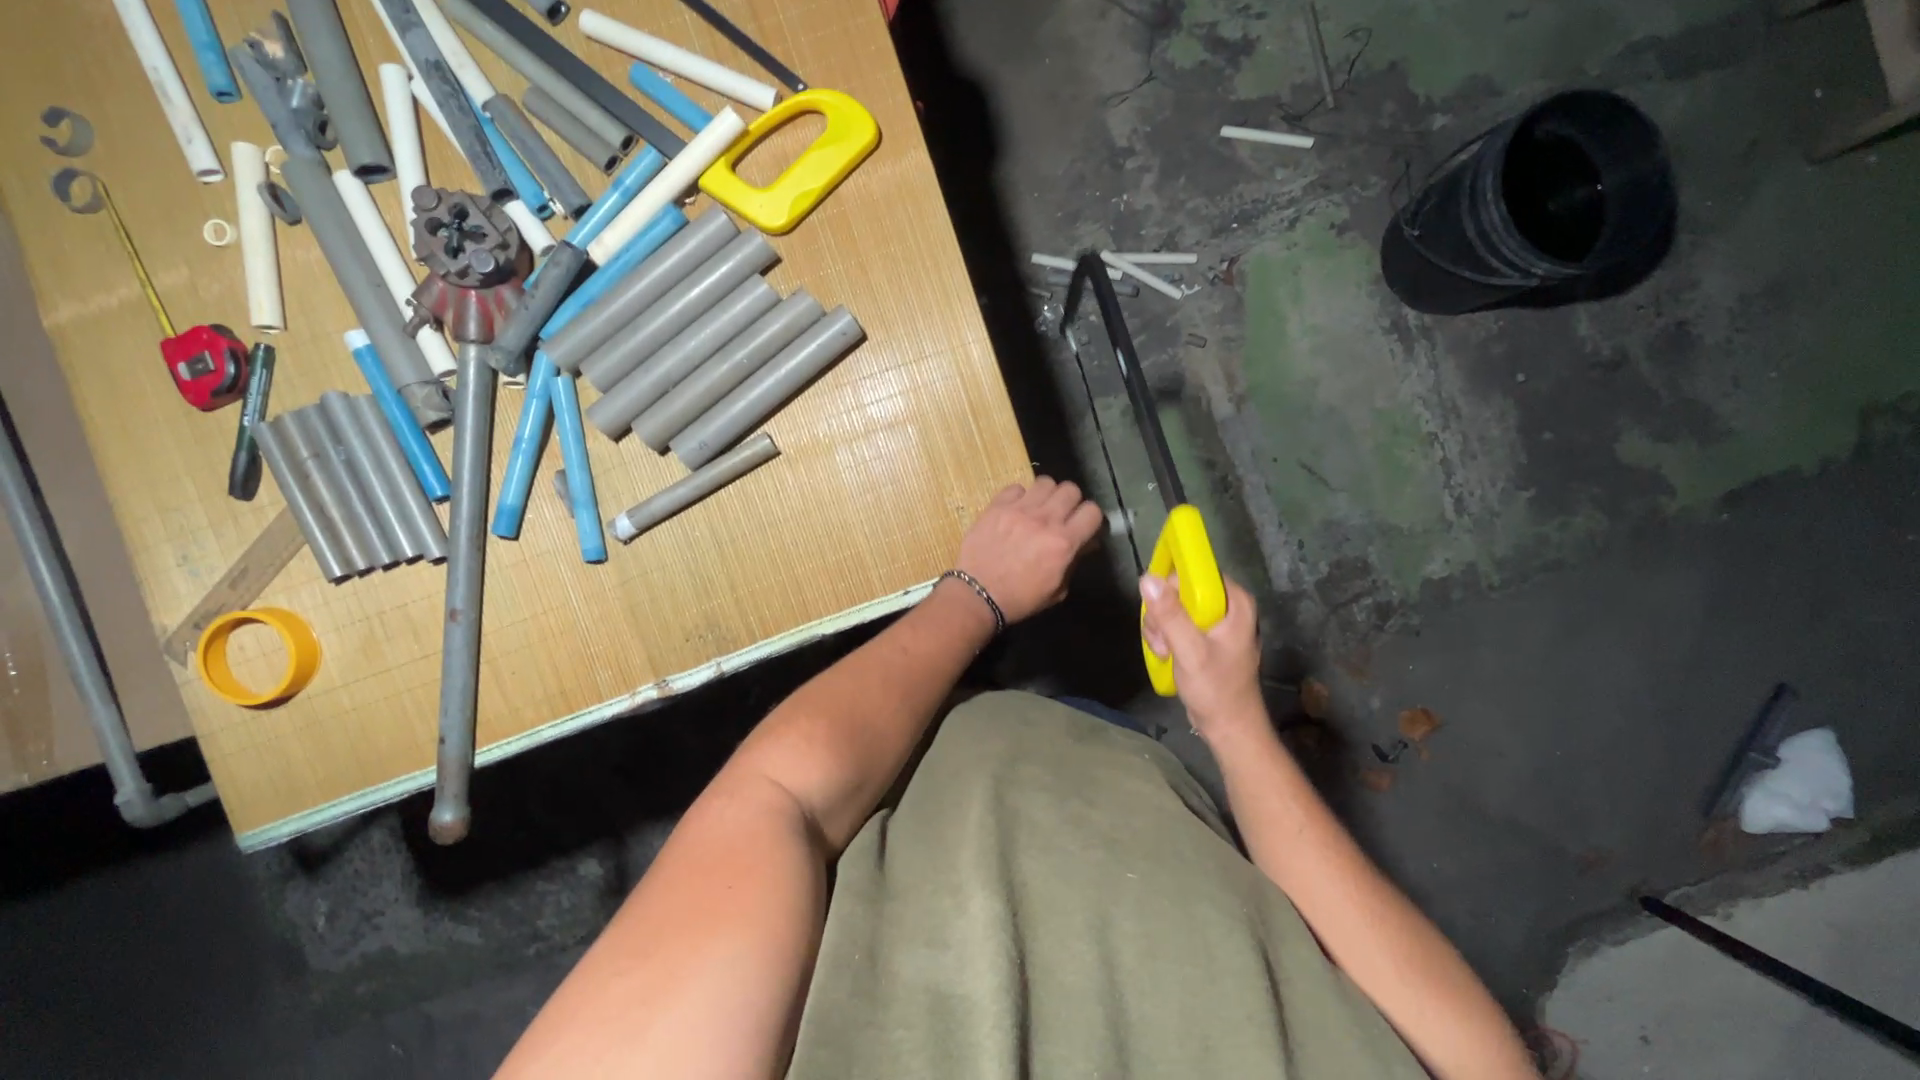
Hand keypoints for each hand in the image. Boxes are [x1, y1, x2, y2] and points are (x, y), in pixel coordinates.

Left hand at [954, 477, 1104, 624]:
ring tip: (1039, 508)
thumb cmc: (1020, 599)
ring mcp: (1019, 510)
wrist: (977, 595)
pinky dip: (1020, 497)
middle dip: (1071, 502)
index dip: (1091, 518)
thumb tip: (1086, 542)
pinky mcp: (997, 506)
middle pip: (1071, 489)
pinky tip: (1016, 511)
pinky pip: (1016, 487)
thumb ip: (1074, 562)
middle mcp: (1045, 520)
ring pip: (1046, 482)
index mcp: (1063, 543)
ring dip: (1047, 495)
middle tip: (1061, 515)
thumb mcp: (1057, 590)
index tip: (1083, 526)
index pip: (1092, 511)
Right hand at [1141, 572, 1263, 739]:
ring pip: (1173, 607)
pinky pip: (1176, 623)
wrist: (1228, 726)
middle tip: (1164, 641)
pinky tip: (1167, 656)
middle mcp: (1227, 606)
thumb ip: (1170, 615)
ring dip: (1161, 629)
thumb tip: (1148, 579)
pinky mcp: (1204, 636)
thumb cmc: (1216, 689)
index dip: (1173, 588)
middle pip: (1180, 590)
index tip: (1162, 613)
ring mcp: (1215, 622)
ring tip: (1166, 653)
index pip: (1195, 573)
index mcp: (1234, 601)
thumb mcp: (1190, 651)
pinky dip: (1166, 638)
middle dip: (1164, 615)